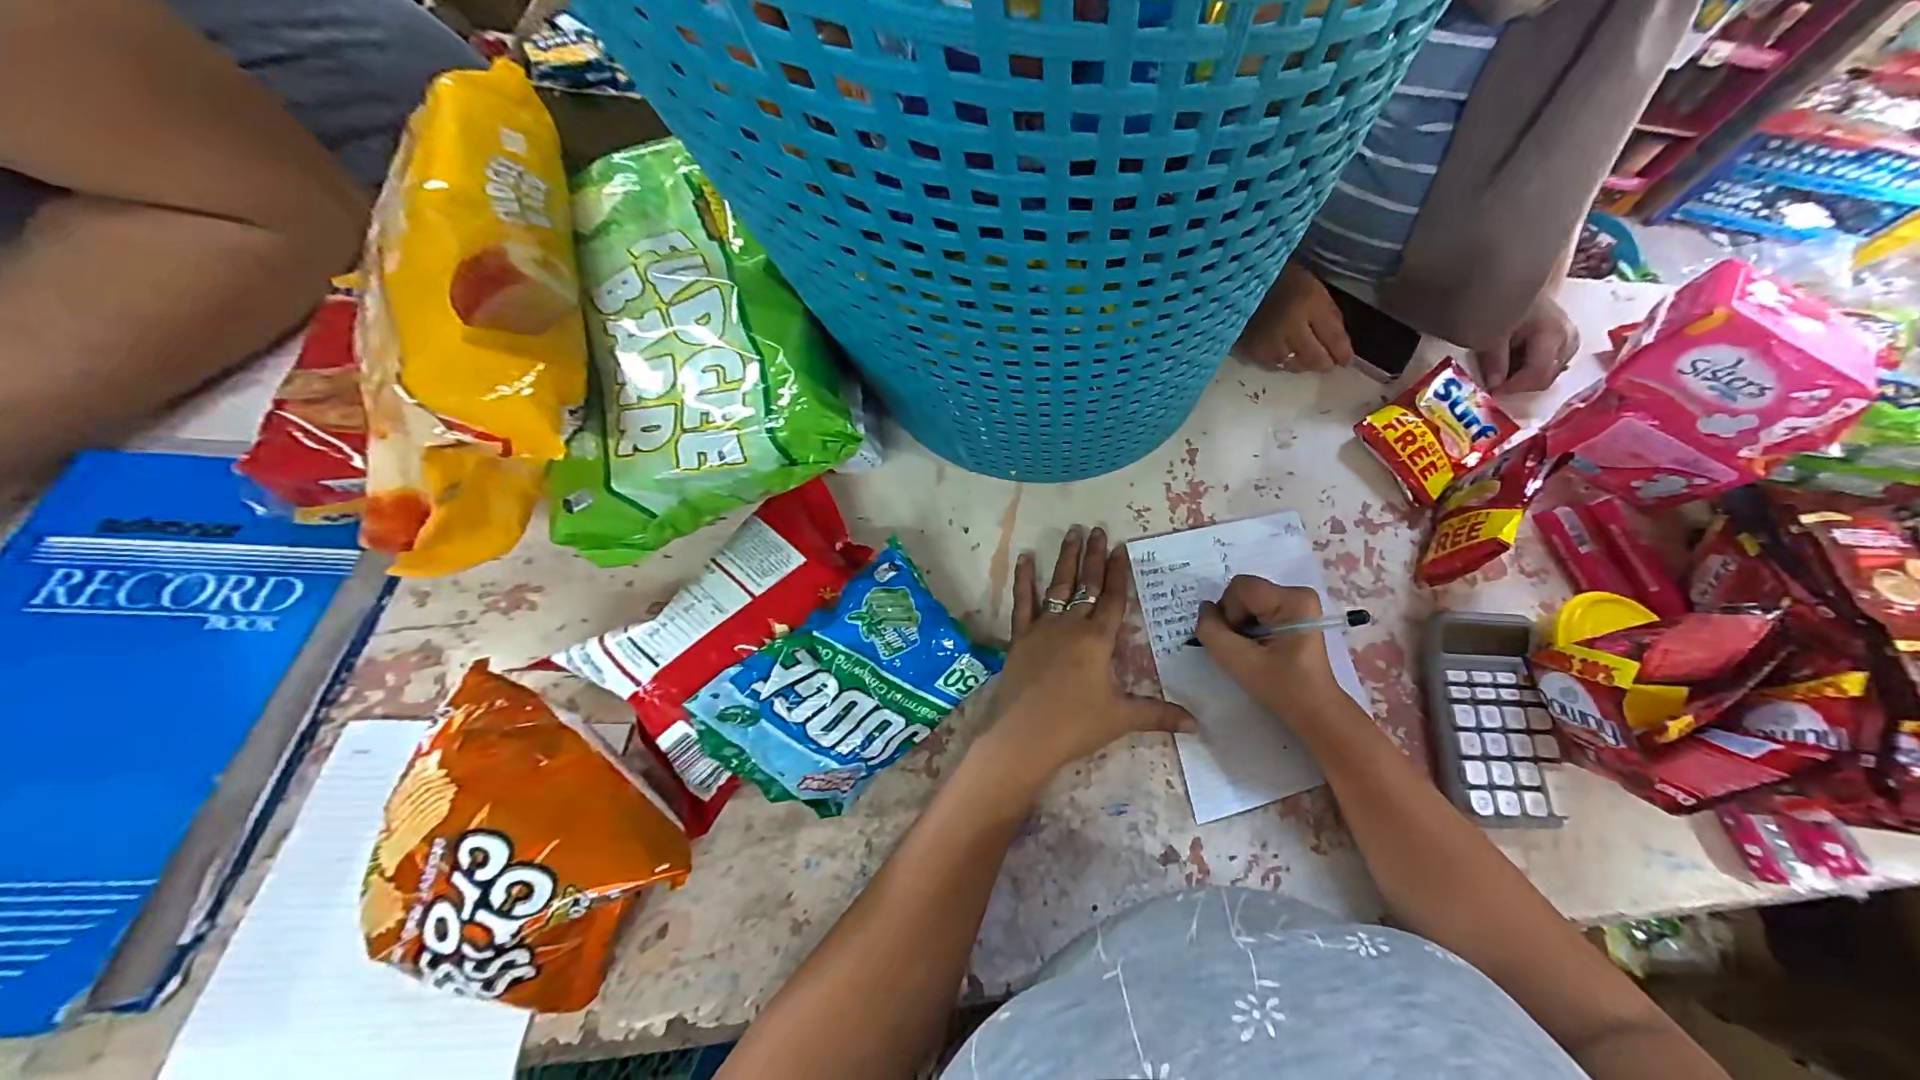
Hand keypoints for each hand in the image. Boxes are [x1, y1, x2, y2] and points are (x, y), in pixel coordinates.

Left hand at [975, 527, 1195, 790]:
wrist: (1023, 736)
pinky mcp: (1019, 638)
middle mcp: (1071, 626)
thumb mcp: (1121, 719)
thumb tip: (1198, 724)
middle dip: (1093, 556)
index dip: (1118, 572)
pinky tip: (1025, 558)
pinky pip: (1022, 602)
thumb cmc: (1075, 726)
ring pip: (1057, 586)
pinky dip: (1024, 580)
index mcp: (1098, 640)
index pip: (1113, 599)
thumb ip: (1159, 714)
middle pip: (1086, 585)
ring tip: (1072, 533)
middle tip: (1097, 529)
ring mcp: (1042, 629)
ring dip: (1066, 559)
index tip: (1120, 547)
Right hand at [1194, 576, 1342, 717]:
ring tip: (1252, 647)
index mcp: (1293, 600)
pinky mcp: (1293, 610)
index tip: (1240, 642)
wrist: (1312, 707)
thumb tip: (1205, 608)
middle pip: (1243, 590)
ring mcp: (1297, 600)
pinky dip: (1248, 624)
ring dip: (1239, 622)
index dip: (1229, 613)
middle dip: (1234, 617)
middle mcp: (1297, 593)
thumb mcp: (1238, 661)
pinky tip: (1259, 644)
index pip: (1239, 588)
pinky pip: (1255, 606)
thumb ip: (1212, 631)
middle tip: (1244, 646)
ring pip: (1246, 598)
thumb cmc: (1280, 687)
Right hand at [1236, 262, 1356, 372]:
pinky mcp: (1251, 352)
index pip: (1333, 337)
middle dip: (1324, 363)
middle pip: (1315, 359)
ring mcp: (1268, 343)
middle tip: (1327, 362)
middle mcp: (1290, 327)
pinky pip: (1275, 366)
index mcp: (1308, 303)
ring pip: (1295, 366)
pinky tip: (1283, 352)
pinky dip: (1283, 363)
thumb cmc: (1282, 281)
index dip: (1343, 353)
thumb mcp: (1314, 289)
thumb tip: (1341, 347)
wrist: (1238, 284)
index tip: (1346, 360)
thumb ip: (1330, 316)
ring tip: (1304, 355)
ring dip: (1303, 363)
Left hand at [1474, 293, 1577, 393]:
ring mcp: (1568, 333)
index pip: (1540, 372)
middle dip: (1522, 383)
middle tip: (1498, 382)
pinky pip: (1552, 358)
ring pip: (1553, 368)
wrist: (1509, 279)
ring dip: (1528, 374)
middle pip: (1549, 373)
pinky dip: (1533, 365)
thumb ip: (1493, 360)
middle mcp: (1567, 334)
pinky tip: (1516, 360)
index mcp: (1551, 333)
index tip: (1492, 390)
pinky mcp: (1562, 333)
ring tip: (1506, 369)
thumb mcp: (1489, 332)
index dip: (1515, 386)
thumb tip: (1495, 385)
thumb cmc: (1499, 302)